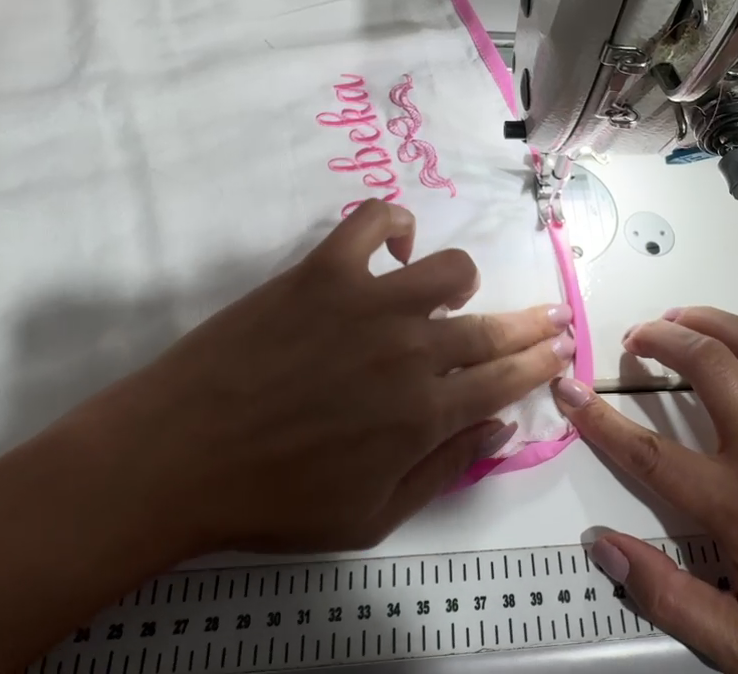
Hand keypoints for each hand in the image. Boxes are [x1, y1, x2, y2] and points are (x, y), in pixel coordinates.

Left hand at [92, 199, 574, 557]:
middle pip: (491, 328)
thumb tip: (500, 426)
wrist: (178, 456)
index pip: (507, 379)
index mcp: (426, 415)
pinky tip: (396, 246)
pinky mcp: (323, 270)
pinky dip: (395, 224)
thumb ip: (445, 469)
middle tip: (548, 318)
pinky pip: (374, 221)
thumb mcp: (371, 516)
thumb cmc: (273, 499)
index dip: (540, 362)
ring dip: (464, 284)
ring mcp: (368, 301)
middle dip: (531, 324)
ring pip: (450, 269)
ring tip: (449, 298)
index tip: (559, 349)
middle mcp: (411, 349)